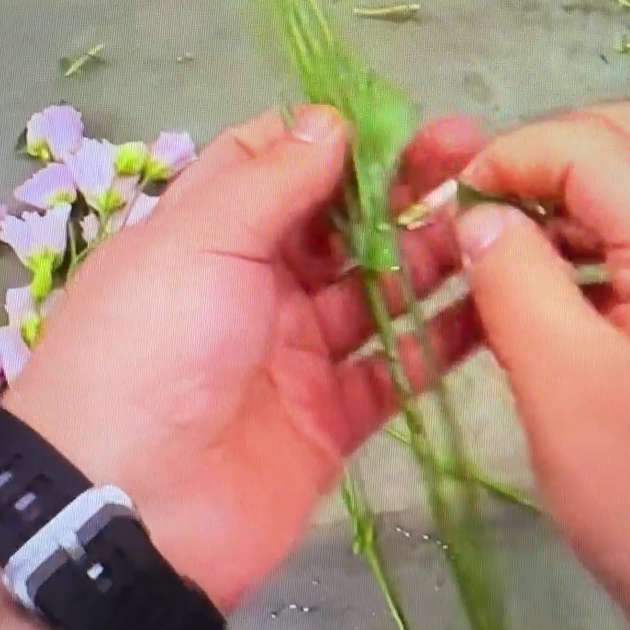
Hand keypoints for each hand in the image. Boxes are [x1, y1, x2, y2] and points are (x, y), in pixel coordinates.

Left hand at [0, 105, 486, 610]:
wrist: (134, 509)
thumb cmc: (153, 351)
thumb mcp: (198, 241)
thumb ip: (270, 182)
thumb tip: (331, 121)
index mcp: (210, 235)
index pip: (275, 165)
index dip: (334, 138)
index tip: (398, 121)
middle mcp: (256, 288)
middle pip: (340, 224)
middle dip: (400, 187)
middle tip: (472, 155)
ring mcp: (298, 355)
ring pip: (377, 292)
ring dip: (431, 256)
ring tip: (493, 224)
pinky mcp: (334, 417)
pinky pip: (396, 370)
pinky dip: (441, 342)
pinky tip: (495, 305)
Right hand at [448, 100, 629, 626]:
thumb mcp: (565, 390)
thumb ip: (517, 286)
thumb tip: (478, 216)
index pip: (596, 147)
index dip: (513, 156)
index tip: (449, 207)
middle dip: (549, 152)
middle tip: (485, 206)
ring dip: (564, 195)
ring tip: (501, 246)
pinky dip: (579, 243)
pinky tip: (536, 292)